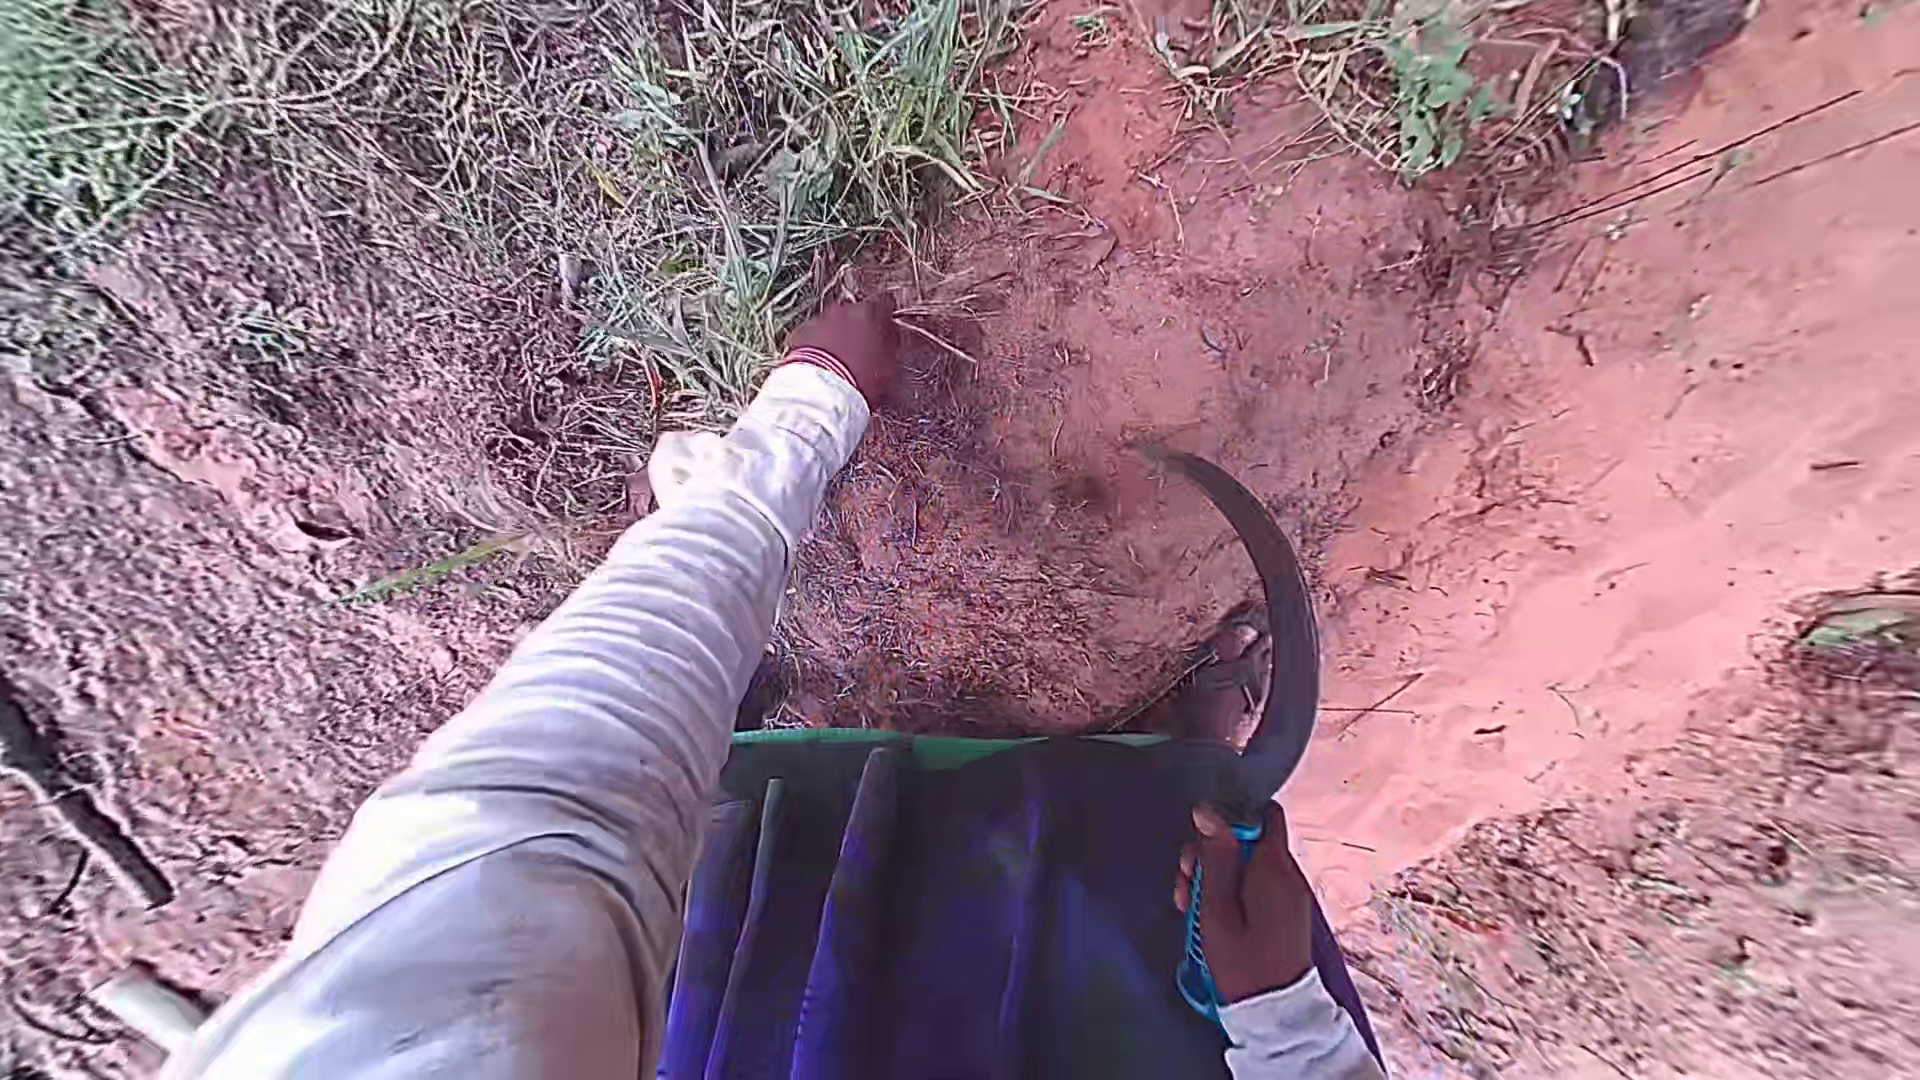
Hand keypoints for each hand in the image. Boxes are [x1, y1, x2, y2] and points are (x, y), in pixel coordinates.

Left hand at [783, 296, 900, 407]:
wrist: (823, 392)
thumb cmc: (859, 379)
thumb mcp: (890, 366)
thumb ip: (893, 345)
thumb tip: (894, 339)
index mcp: (871, 314)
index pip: (886, 303)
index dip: (888, 318)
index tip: (889, 329)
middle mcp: (844, 310)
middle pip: (857, 313)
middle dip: (861, 329)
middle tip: (865, 352)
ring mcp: (820, 320)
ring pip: (834, 323)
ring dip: (839, 337)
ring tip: (843, 363)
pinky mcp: (801, 333)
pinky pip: (814, 335)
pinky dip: (819, 345)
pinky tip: (825, 364)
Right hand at [1175, 802, 1313, 1002]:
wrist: (1277, 1018)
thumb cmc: (1244, 960)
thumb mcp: (1217, 905)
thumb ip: (1214, 855)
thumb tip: (1207, 809)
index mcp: (1274, 867)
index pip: (1263, 813)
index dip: (1232, 813)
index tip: (1204, 832)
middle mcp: (1286, 874)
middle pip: (1244, 839)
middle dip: (1210, 851)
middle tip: (1187, 877)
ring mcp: (1287, 893)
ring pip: (1243, 862)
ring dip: (1212, 873)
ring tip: (1188, 901)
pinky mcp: (1282, 911)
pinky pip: (1252, 883)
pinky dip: (1228, 889)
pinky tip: (1205, 912)